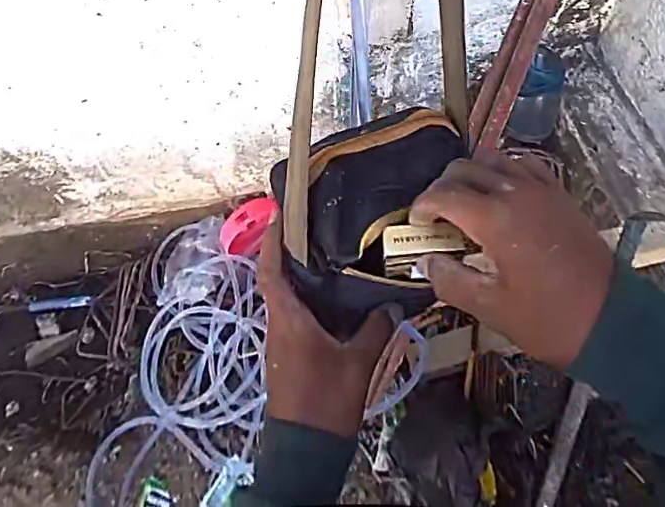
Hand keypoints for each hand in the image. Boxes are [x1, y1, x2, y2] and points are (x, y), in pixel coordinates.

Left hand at [259, 213, 398, 436]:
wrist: (304, 453)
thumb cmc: (326, 401)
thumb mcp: (357, 362)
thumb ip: (376, 328)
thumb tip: (393, 303)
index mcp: (288, 318)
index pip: (271, 269)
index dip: (273, 239)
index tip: (281, 212)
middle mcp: (278, 323)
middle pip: (276, 276)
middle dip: (288, 248)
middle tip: (313, 222)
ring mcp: (281, 339)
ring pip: (285, 294)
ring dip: (297, 271)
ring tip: (325, 249)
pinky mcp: (288, 352)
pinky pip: (293, 311)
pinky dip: (305, 294)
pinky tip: (331, 291)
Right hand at [409, 152, 614, 369]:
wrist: (611, 318)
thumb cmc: (549, 318)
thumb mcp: (492, 309)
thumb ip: (452, 281)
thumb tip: (428, 261)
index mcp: (494, 218)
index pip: (444, 194)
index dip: (423, 205)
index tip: (417, 222)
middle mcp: (514, 191)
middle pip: (465, 168)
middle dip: (443, 186)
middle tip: (437, 214)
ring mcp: (539, 188)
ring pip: (494, 159)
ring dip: (472, 173)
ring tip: (466, 200)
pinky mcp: (558, 192)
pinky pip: (523, 164)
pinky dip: (504, 170)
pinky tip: (502, 191)